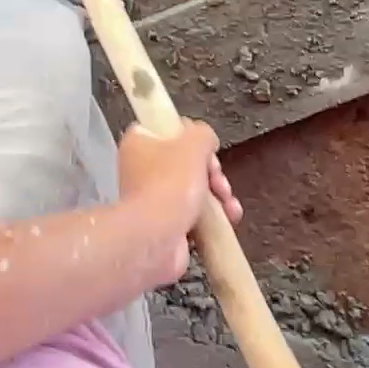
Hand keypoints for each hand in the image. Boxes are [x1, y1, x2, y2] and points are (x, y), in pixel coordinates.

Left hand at [116, 119, 242, 286]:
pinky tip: (229, 218)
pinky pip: (193, 213)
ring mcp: (152, 198)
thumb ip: (202, 133)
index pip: (164, 129)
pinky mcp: (165, 223)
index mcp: (139, 143)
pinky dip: (212, 217)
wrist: (157, 238)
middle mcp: (140, 168)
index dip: (188, 136)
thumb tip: (205, 139)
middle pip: (184, 161)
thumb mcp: (193, 144)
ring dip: (217, 195)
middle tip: (219, 180)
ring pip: (192, 188)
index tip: (205, 147)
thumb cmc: (170, 183)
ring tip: (229, 204)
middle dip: (211, 171)